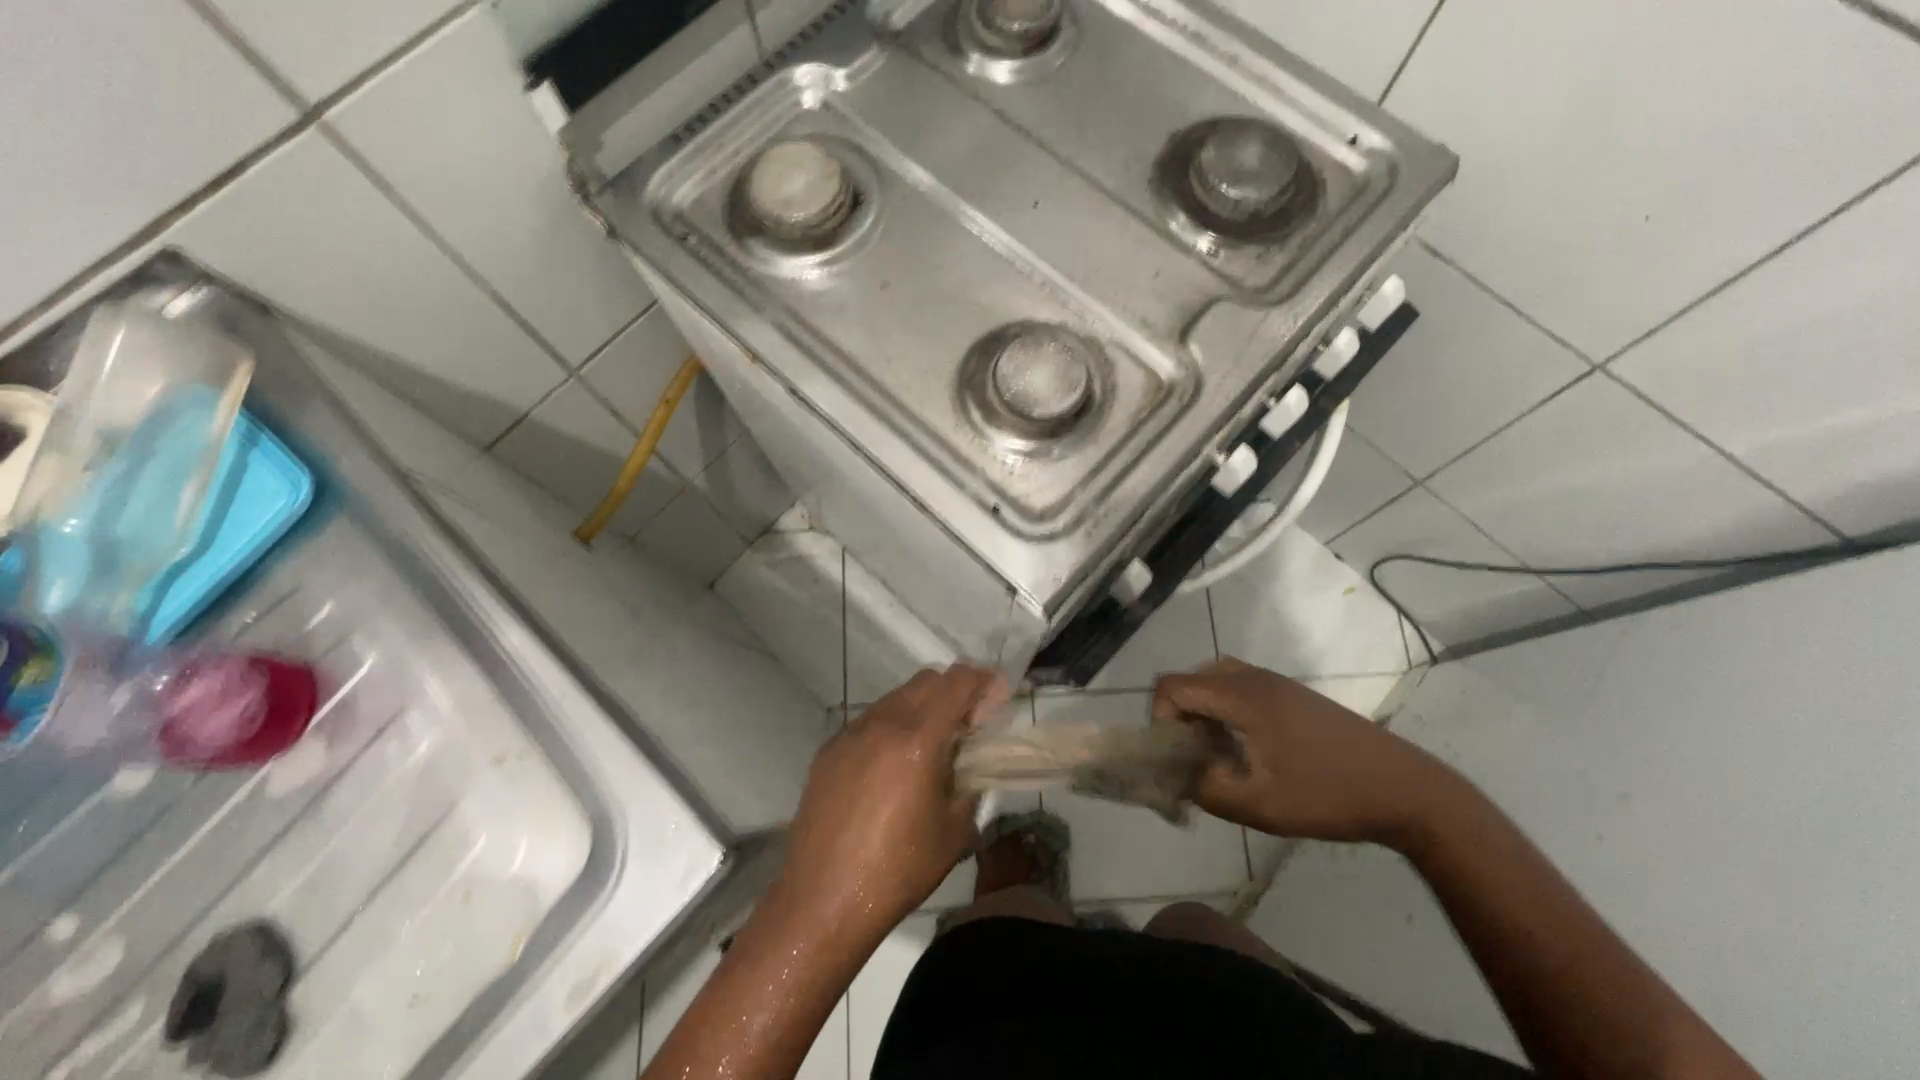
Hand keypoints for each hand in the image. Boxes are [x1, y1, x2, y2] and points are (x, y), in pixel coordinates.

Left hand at [777, 665, 1006, 933]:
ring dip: (921, 711)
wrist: (825, 899)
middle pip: (926, 682)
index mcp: (918, 739)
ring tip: (930, 752)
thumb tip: (969, 770)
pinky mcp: (827, 753)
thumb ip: (969, 786)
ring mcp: (849, 736)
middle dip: (955, 694)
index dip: (984, 683)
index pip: (957, 681)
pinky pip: (868, 725)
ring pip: (894, 700)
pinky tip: (892, 772)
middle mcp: (882, 724)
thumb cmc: (899, 869)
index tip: (996, 703)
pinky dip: (891, 731)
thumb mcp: (955, 831)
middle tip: (968, 728)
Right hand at [1152, 658, 1463, 847]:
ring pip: (1218, 682)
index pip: (1173, 686)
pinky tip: (1247, 754)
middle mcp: (1258, 680)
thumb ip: (1207, 789)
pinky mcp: (1296, 698)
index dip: (1159, 720)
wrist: (1408, 792)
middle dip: (1180, 717)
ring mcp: (1280, 686)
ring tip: (1218, 757)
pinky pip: (1243, 691)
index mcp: (1245, 697)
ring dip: (1204, 715)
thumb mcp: (1260, 806)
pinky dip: (1228, 714)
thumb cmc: (1330, 797)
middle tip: (1193, 758)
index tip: (1174, 758)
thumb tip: (1178, 777)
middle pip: (1193, 679)